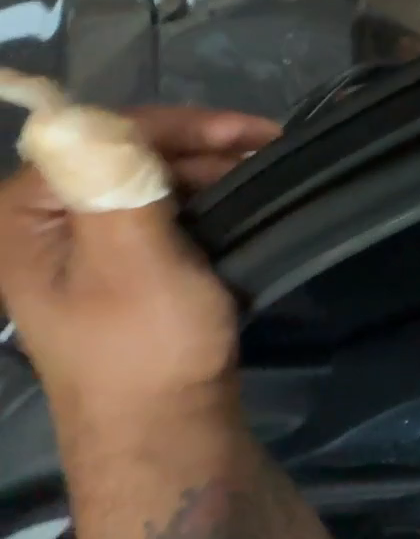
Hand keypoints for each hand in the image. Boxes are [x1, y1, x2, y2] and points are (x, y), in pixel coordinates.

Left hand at [0, 107, 280, 434]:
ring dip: (213, 171)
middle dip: (206, 148)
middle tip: (275, 158)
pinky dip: (207, 198)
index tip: (260, 134)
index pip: (103, 136)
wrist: (162, 419)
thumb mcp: (136, 263)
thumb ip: (113, 191)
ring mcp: (78, 244)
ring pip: (150, 178)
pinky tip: (245, 205)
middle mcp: (41, 223)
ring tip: (269, 181)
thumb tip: (84, 119)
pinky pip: (160, 207)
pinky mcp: (116, 262)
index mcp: (25, 218)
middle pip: (128, 152)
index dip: (182, 126)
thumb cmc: (148, 342)